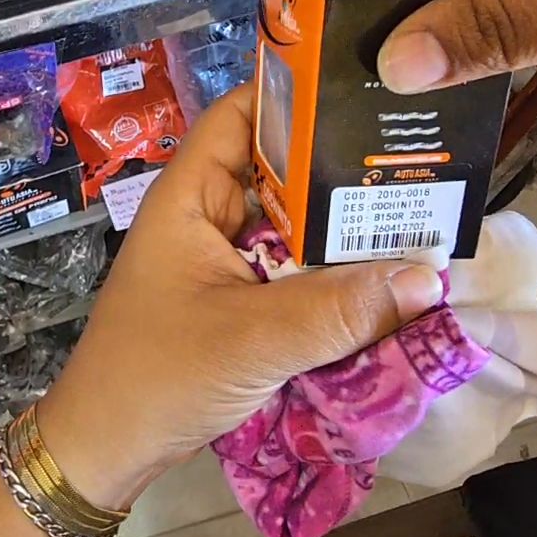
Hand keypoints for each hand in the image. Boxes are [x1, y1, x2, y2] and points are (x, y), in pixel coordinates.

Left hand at [34, 89, 444, 507]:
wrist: (108, 446)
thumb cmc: (159, 374)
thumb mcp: (252, 338)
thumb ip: (338, 310)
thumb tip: (428, 278)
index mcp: (189, 196)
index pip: (240, 116)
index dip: (293, 96)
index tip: (363, 90)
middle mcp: (206, 216)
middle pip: (276, 170)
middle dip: (337, 167)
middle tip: (416, 157)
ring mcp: (220, 259)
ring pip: (289, 225)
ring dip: (339, 227)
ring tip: (419, 211)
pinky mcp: (234, 299)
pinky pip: (289, 270)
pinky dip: (328, 272)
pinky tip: (383, 277)